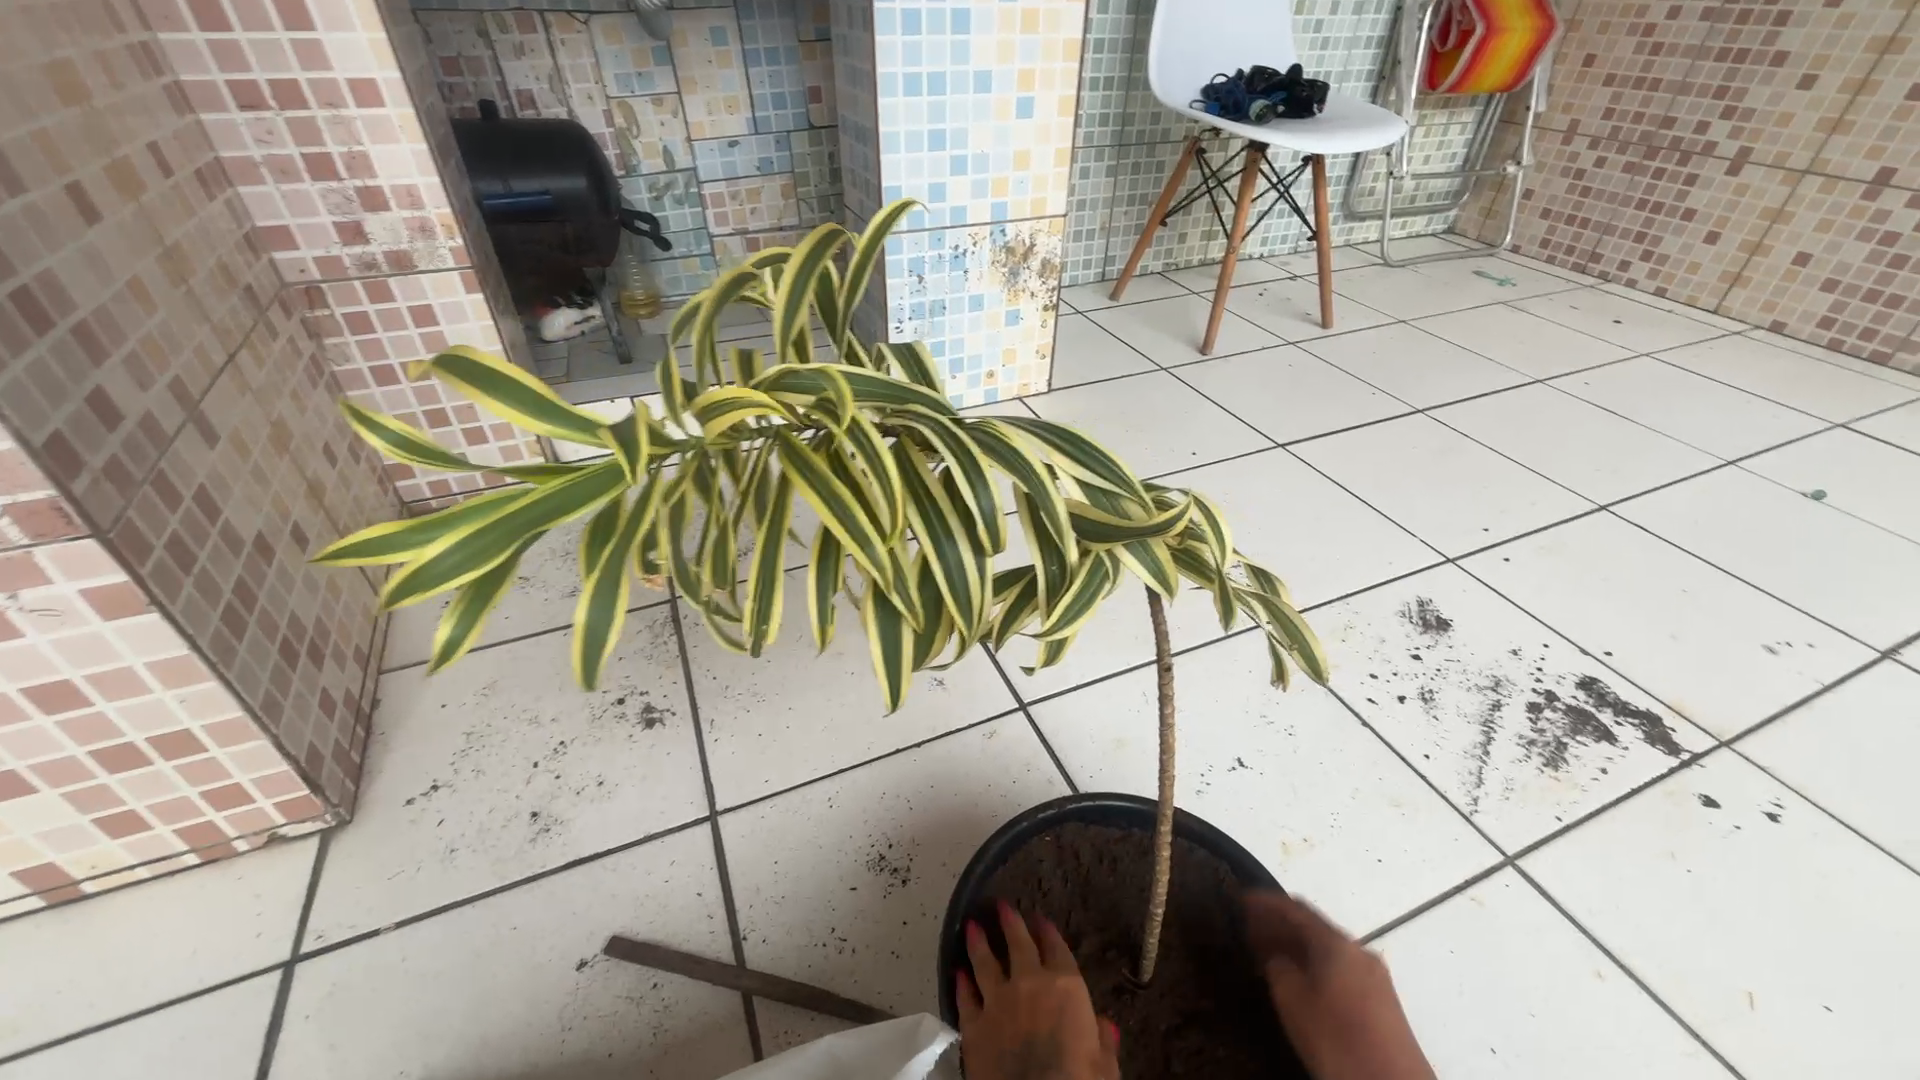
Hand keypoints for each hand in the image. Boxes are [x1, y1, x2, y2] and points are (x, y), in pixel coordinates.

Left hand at [955, 900, 1119, 1079]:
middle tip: (1001, 907)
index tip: (1040, 918)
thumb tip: (1105, 1027)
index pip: (1057, 950)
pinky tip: (958, 974)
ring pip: (985, 963)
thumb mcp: (1104, 1066)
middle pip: (1018, 946)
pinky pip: (966, 999)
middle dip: (1011, 924)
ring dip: (978, 944)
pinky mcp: (973, 1025)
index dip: (1048, 932)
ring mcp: (997, 1002)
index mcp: (1066, 987)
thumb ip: (1103, 1042)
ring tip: (971, 926)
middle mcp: (1030, 984)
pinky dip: (961, 985)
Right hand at [1244, 891, 1434, 1079]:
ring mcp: (1373, 975)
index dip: (1266, 901)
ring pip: (1327, 948)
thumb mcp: (1292, 1000)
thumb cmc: (1336, 1039)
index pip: (1296, 909)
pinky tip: (1298, 979)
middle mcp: (1358, 950)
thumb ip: (1278, 967)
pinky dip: (1314, 964)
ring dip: (1297, 946)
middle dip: (1280, 924)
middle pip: (1313, 926)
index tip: (1241, 899)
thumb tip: (1277, 957)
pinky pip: (1339, 967)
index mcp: (1336, 943)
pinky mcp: (1381, 999)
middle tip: (1249, 928)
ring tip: (1267, 952)